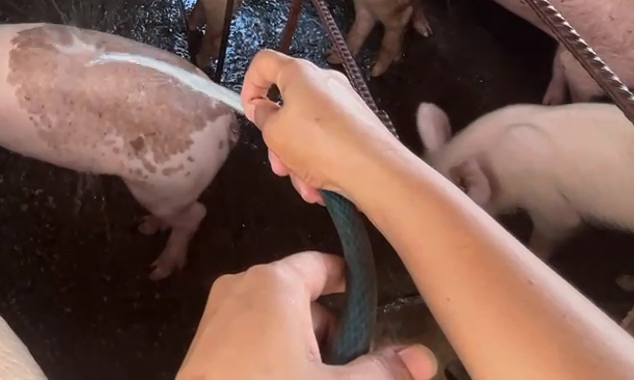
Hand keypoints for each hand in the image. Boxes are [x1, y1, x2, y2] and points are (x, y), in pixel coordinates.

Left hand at [176, 252, 437, 379]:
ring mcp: (220, 312)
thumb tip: (426, 356)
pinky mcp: (207, 341)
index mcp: (273, 282)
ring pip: (278, 320)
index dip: (350, 284)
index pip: (321, 265)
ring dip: (306, 349)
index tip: (374, 307)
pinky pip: (253, 335)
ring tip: (322, 379)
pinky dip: (277, 355)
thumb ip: (382, 371)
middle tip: (350, 371)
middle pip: (302, 297)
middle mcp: (243, 284)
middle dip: (332, 332)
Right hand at [243, 49, 400, 203]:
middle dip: (278, 138)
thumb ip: (262, 117)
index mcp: (299, 73)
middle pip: (287, 103)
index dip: (249, 85)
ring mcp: (346, 104)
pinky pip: (329, 140)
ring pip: (308, 128)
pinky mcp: (361, 127)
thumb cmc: (318, 143)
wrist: (378, 173)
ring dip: (299, 157)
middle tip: (278, 165)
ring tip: (304, 186)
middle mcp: (324, 81)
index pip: (264, 62)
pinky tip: (322, 189)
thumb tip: (263, 109)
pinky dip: (321, 162)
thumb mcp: (274, 133)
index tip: (250, 113)